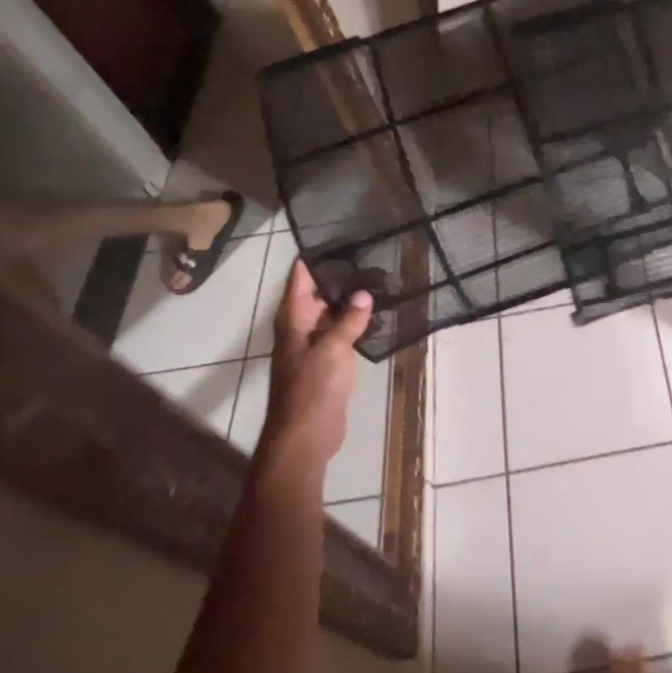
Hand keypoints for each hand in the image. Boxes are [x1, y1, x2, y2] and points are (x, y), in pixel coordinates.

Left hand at [263, 261, 372, 461]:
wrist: (305, 436)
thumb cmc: (312, 388)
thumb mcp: (333, 349)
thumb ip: (349, 320)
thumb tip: (364, 294)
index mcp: (293, 320)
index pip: (299, 278)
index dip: (314, 257)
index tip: (337, 236)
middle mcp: (300, 329)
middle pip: (316, 294)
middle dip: (338, 276)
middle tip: (370, 255)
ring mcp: (313, 347)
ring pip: (330, 315)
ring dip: (349, 301)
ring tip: (378, 279)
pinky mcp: (327, 364)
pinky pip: (340, 335)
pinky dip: (354, 324)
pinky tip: (375, 315)